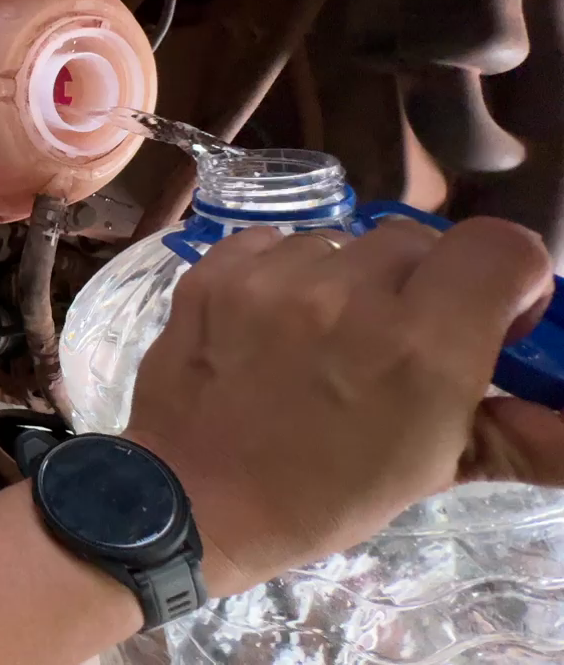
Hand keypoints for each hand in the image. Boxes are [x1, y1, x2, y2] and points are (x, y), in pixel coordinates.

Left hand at [121, 217, 557, 597]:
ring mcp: (263, 281)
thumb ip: (528, 431)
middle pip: (409, 239)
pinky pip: (262, 241)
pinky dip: (277, 265)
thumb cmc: (326, 487)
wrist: (198, 486)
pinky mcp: (205, 276)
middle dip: (419, 277)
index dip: (504, 274)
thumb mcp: (442, 462)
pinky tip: (272, 309)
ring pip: (332, 240)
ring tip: (325, 326)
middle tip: (398, 326)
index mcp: (421, 343)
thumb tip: (563, 411)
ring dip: (342, 273)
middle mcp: (341, 296)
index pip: (495, 246)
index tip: (486, 310)